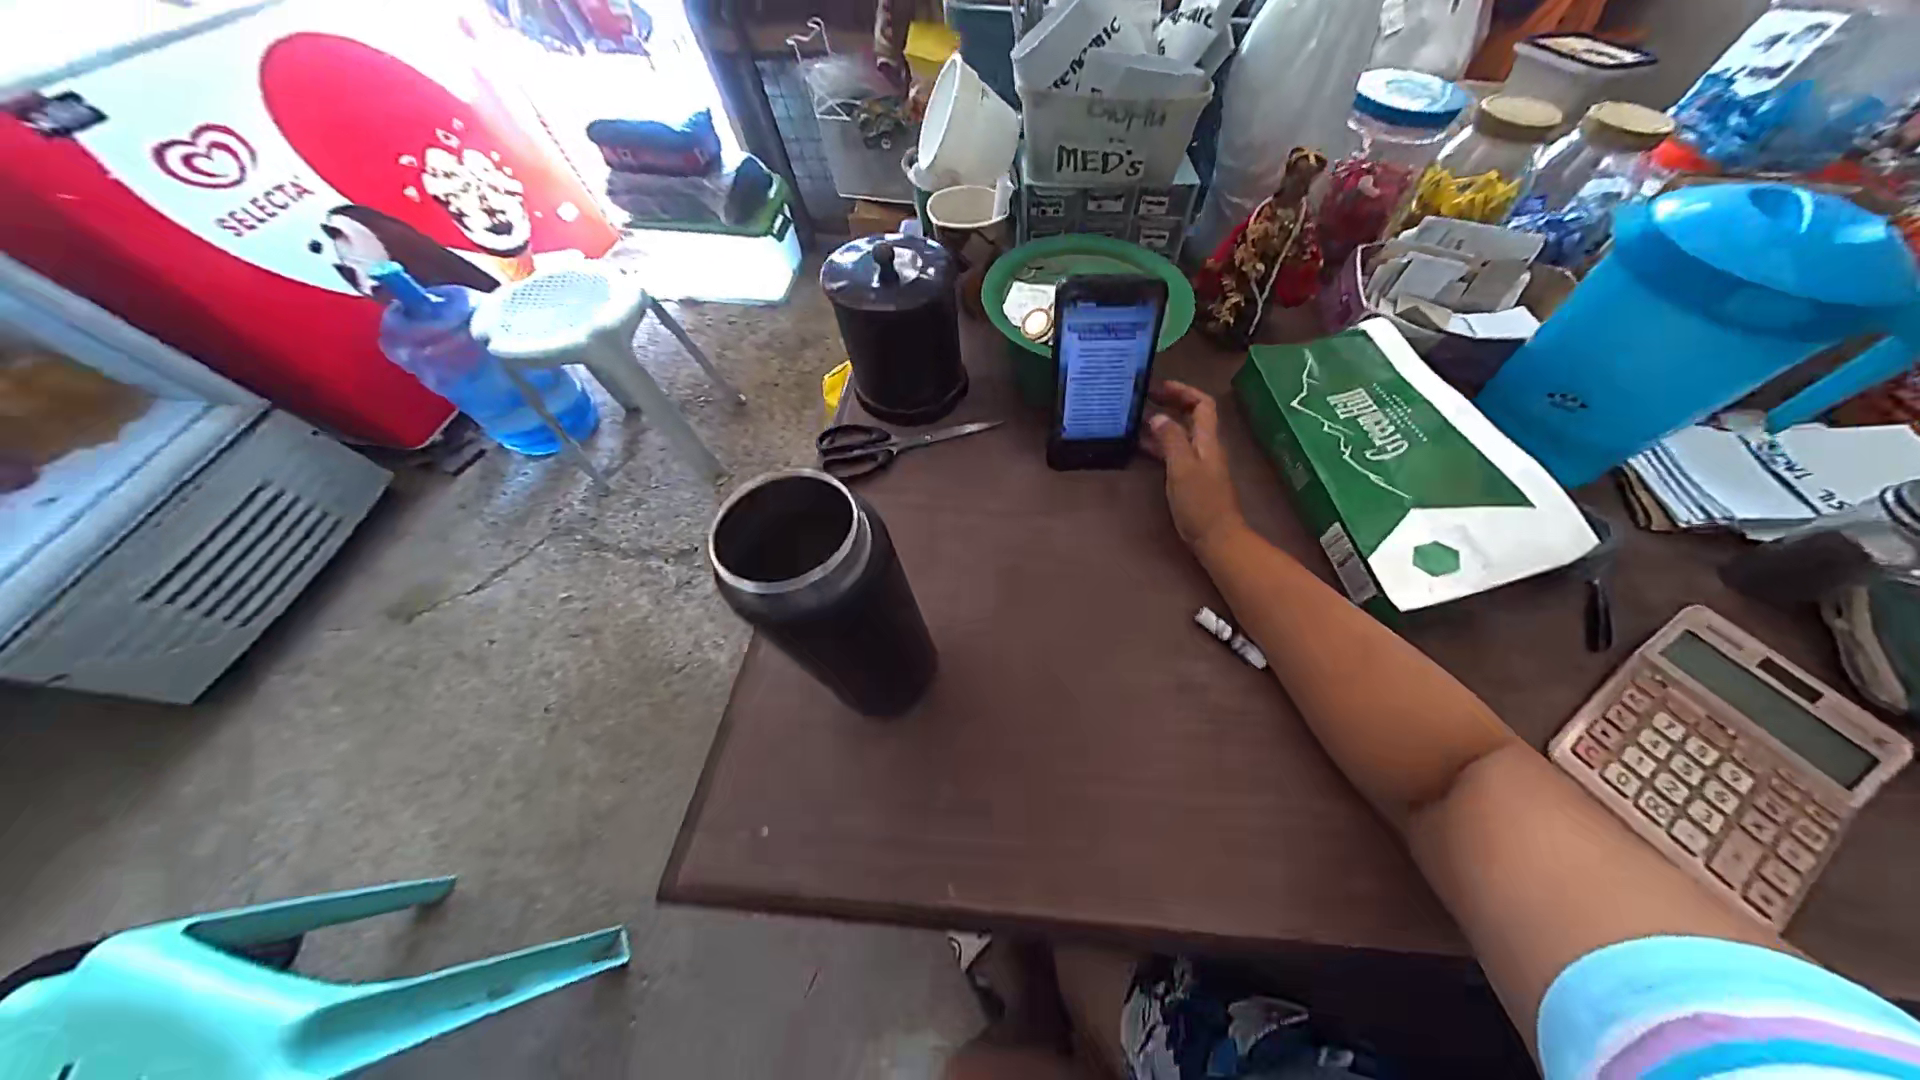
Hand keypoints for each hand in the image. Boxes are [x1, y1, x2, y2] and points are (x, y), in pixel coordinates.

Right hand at [1142, 380, 1245, 556]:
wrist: (1216, 537)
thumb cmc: (1200, 503)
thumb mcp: (1182, 468)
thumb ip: (1171, 440)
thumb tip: (1157, 417)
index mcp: (1207, 441)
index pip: (1202, 404)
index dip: (1183, 391)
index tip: (1159, 387)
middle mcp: (1205, 448)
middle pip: (1192, 416)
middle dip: (1171, 403)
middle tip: (1144, 399)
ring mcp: (1199, 463)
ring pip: (1181, 434)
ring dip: (1162, 424)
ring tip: (1136, 420)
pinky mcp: (1190, 479)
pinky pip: (1174, 452)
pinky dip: (1159, 445)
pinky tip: (1141, 447)